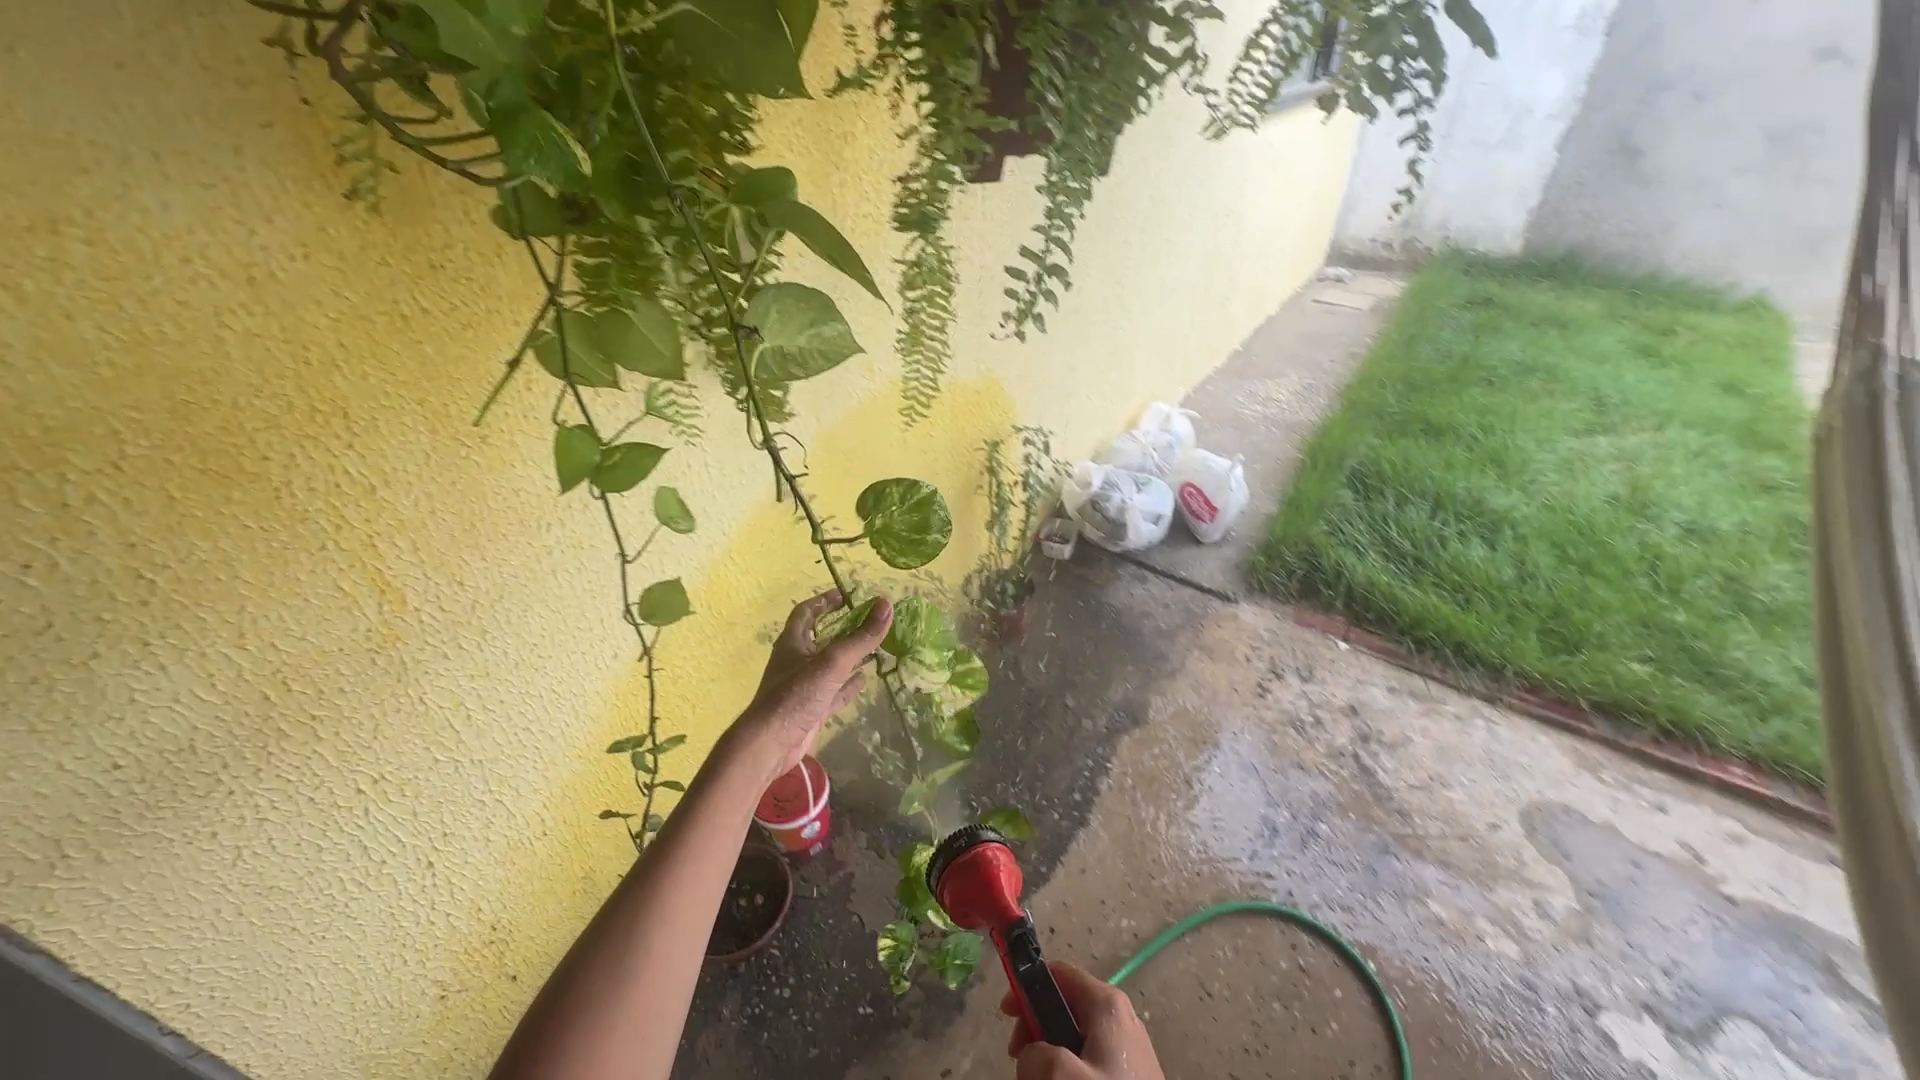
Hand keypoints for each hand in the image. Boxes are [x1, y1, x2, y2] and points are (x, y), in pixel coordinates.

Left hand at [721, 590, 892, 785]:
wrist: (771, 743)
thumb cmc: (796, 695)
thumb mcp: (832, 662)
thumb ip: (861, 637)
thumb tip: (886, 605)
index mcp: (793, 642)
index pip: (806, 612)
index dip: (824, 602)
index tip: (846, 596)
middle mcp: (796, 660)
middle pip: (820, 638)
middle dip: (842, 628)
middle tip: (867, 621)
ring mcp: (804, 686)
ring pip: (829, 665)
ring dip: (848, 656)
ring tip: (872, 647)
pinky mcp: (811, 708)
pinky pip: (834, 691)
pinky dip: (848, 684)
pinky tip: (864, 679)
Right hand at [1001, 963, 1164, 1079]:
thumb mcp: (1063, 1075)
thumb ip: (1036, 1055)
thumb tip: (1032, 1055)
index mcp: (1105, 1003)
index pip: (1058, 973)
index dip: (1026, 986)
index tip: (1006, 1015)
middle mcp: (1117, 1014)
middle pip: (1063, 1004)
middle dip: (1035, 1027)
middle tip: (1018, 1057)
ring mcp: (1123, 1043)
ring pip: (1072, 1034)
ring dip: (1049, 1053)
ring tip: (1038, 1077)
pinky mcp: (1125, 1068)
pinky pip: (1086, 1056)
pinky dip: (1067, 1068)